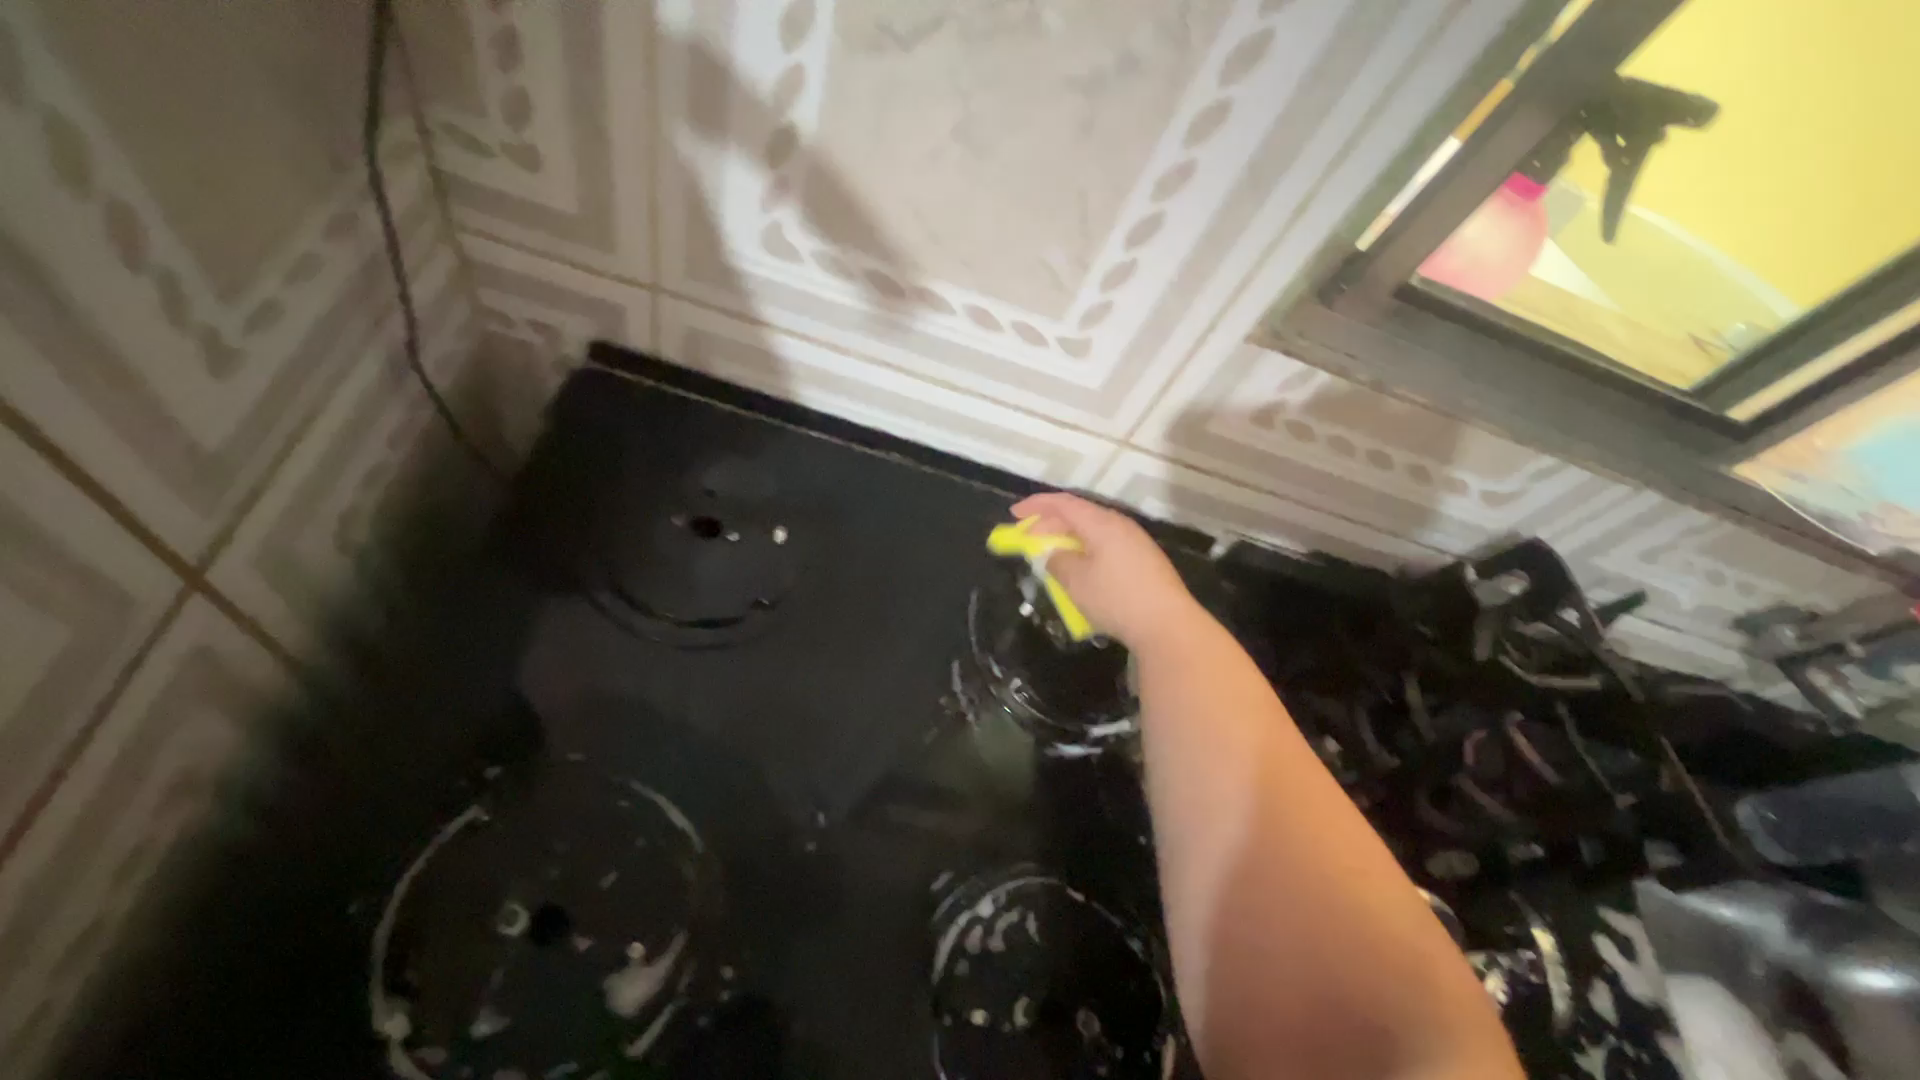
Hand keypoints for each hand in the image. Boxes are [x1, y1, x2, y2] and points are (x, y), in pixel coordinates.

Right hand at [1009, 492, 1204, 651]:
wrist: (1167, 623)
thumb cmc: (1116, 598)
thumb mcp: (1076, 581)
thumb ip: (1057, 561)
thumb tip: (1053, 554)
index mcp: (1101, 523)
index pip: (1063, 503)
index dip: (1036, 506)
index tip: (1014, 515)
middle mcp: (1120, 525)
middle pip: (1079, 514)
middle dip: (1050, 524)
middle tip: (1029, 540)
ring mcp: (1135, 542)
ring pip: (1094, 531)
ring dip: (1069, 539)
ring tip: (1052, 555)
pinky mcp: (1144, 560)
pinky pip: (1106, 545)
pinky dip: (1086, 550)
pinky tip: (1081, 569)